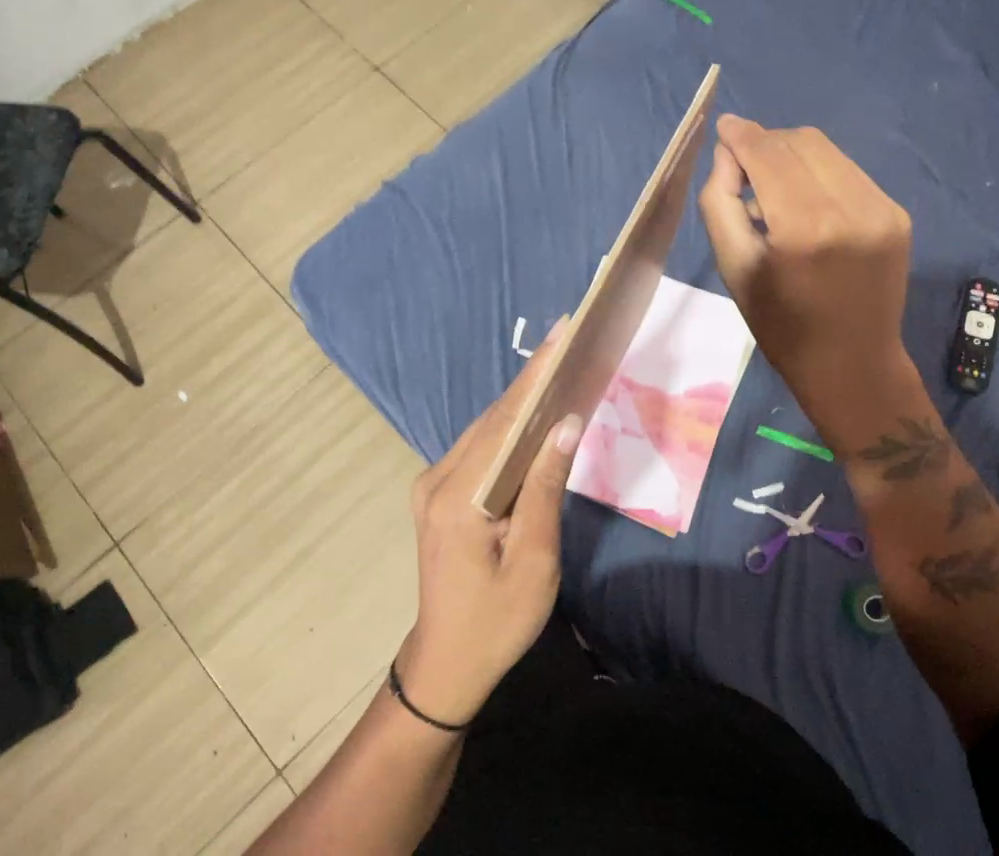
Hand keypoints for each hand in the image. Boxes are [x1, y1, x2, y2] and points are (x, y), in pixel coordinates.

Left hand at [395, 319, 584, 727]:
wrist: (448, 662)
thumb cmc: (498, 620)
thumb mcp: (535, 560)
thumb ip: (546, 489)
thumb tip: (565, 425)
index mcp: (457, 498)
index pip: (502, 424)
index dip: (534, 379)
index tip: (560, 335)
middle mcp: (436, 482)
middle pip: (490, 422)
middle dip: (530, 383)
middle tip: (567, 342)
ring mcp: (431, 488)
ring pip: (483, 433)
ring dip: (519, 405)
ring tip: (557, 369)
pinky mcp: (437, 496)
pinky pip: (477, 452)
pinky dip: (507, 431)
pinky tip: (533, 418)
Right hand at [698, 115, 915, 414]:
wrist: (851, 364)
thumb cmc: (781, 325)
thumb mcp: (733, 268)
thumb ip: (721, 202)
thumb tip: (729, 155)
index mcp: (802, 228)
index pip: (768, 155)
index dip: (742, 136)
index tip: (725, 127)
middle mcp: (848, 208)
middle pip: (800, 142)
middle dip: (766, 143)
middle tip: (744, 166)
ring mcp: (881, 209)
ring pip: (828, 152)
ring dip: (793, 156)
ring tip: (774, 188)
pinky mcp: (897, 215)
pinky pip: (850, 173)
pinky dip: (820, 176)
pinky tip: (806, 204)